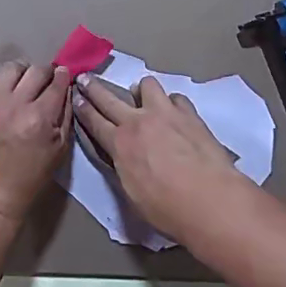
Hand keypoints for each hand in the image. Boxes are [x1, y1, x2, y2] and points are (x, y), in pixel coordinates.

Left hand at [0, 61, 73, 223]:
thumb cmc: (33, 174)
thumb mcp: (61, 147)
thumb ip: (66, 112)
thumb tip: (68, 86)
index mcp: (40, 118)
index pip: (57, 82)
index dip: (64, 76)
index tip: (66, 75)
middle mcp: (16, 105)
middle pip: (37, 70)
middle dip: (48, 73)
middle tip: (49, 82)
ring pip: (14, 67)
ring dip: (26, 73)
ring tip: (29, 85)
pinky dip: (8, 81)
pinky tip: (13, 93)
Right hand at [76, 75, 251, 243]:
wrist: (210, 200)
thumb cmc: (167, 209)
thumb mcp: (132, 193)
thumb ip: (124, 168)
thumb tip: (123, 157)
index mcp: (119, 144)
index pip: (94, 121)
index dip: (82, 108)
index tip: (75, 96)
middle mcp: (138, 122)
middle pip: (109, 98)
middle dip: (94, 87)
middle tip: (85, 78)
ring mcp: (165, 113)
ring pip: (147, 86)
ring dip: (141, 90)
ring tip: (143, 96)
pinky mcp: (189, 114)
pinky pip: (176, 98)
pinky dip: (172, 103)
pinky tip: (175, 113)